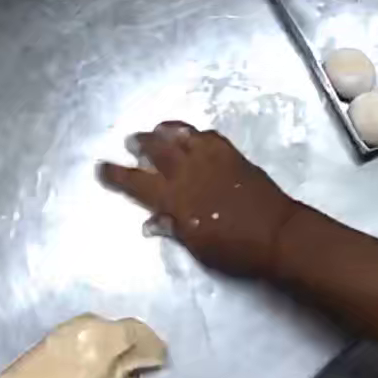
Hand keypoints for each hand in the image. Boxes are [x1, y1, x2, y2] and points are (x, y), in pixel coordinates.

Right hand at [98, 121, 301, 276]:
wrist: (275, 232)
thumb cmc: (233, 248)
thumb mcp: (197, 246)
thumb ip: (173, 228)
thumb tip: (151, 221)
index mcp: (175, 198)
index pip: (137, 183)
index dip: (117, 174)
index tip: (102, 166)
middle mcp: (189, 171)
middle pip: (157, 149)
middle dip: (141, 143)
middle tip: (131, 140)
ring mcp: (211, 158)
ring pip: (181, 135)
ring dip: (166, 131)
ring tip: (156, 129)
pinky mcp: (231, 153)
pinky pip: (207, 136)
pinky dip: (194, 134)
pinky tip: (192, 136)